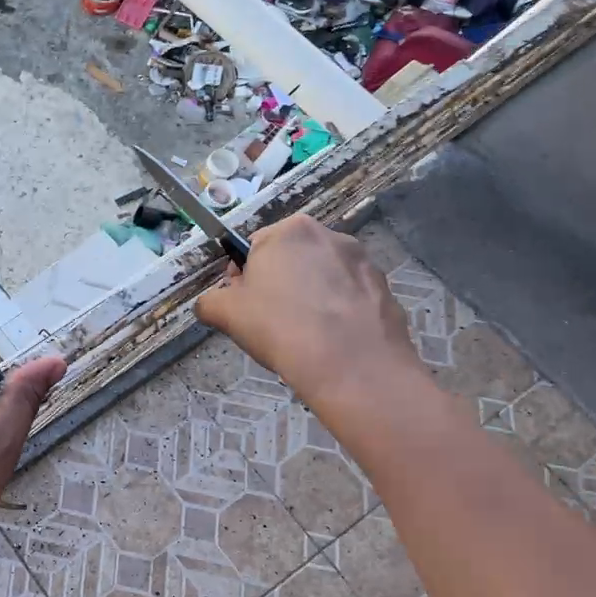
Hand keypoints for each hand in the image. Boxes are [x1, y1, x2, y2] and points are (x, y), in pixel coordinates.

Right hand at [195, 215, 421, 406]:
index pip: (253, 247)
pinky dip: (337, 312)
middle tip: (269, 319)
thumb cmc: (279, 326)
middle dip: (279, 284)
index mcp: (289, 231)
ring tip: (302, 333)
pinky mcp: (386, 289)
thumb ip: (210, 300)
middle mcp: (330, 236)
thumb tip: (215, 302)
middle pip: (290, 259)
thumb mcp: (223, 313)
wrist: (351, 365)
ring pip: (321, 277)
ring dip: (309, 297)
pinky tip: (329, 339)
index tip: (244, 304)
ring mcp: (363, 261)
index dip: (243, 277)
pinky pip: (348, 297)